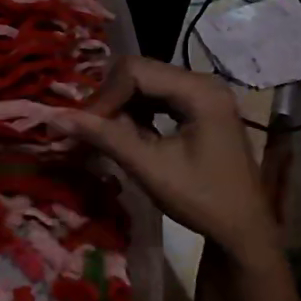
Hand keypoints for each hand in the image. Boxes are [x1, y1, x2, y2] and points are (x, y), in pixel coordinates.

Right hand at [64, 55, 281, 265]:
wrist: (242, 229)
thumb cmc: (201, 200)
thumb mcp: (150, 168)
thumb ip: (106, 137)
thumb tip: (57, 117)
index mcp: (200, 91)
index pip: (135, 71)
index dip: (105, 97)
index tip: (86, 129)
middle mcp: (203, 81)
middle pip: (139, 71)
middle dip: (110, 99)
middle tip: (90, 131)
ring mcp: (202, 92)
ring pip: (144, 82)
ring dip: (120, 106)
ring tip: (104, 136)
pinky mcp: (198, 106)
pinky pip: (156, 96)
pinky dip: (136, 112)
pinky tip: (127, 135)